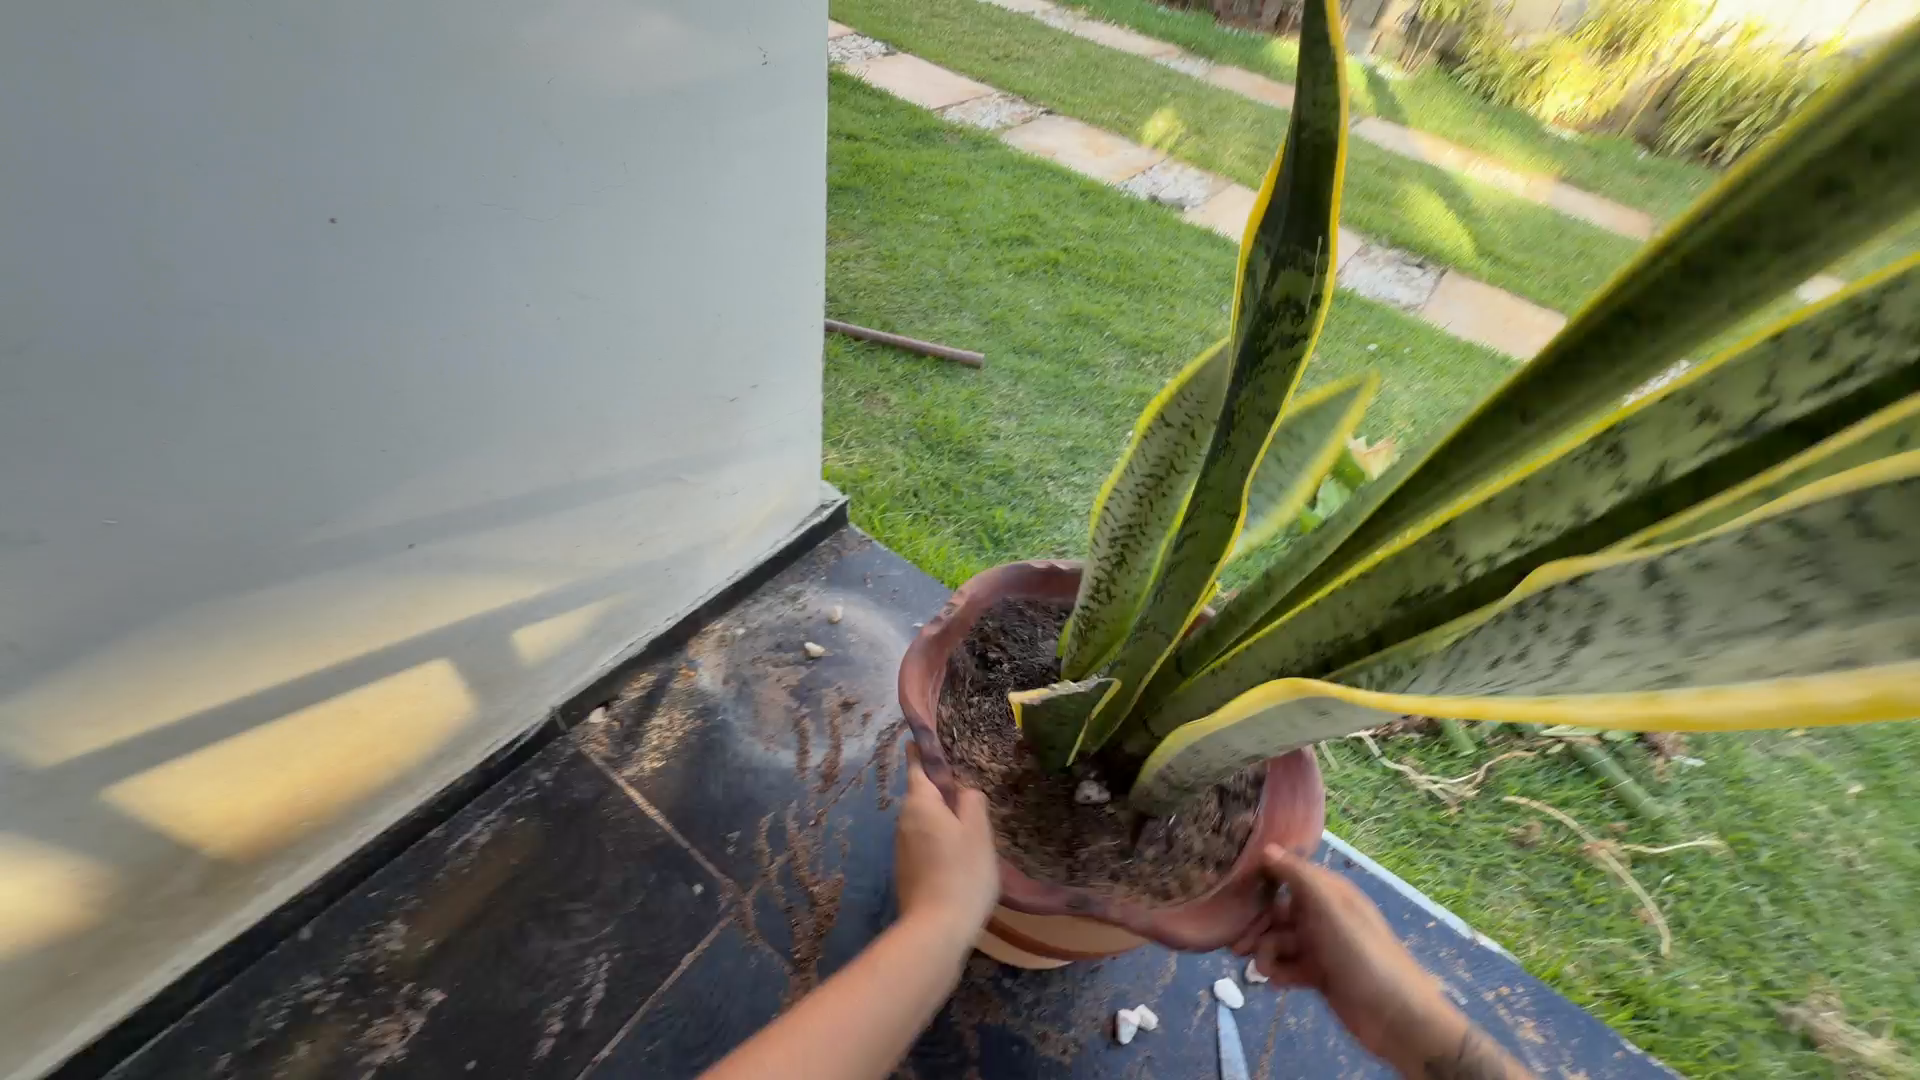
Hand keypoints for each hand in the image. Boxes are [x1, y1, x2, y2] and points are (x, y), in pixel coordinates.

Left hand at [894, 745, 999, 933]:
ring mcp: (902, 847)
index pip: (916, 765)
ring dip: (942, 818)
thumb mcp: (978, 831)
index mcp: (920, 802)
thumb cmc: (962, 872)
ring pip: (924, 820)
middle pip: (923, 794)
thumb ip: (971, 801)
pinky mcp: (906, 870)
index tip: (923, 736)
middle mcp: (904, 820)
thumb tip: (963, 790)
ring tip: (971, 826)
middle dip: (942, 790)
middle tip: (970, 790)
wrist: (936, 930)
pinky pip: (924, 841)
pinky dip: (939, 839)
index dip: (921, 750)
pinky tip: (959, 855)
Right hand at [1232, 845, 1466, 1070]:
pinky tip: (1274, 980)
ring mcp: (1321, 946)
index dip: (1260, 878)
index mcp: (1328, 892)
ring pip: (1279, 939)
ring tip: (1260, 967)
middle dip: (1255, 924)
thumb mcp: (1329, 907)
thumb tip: (1266, 846)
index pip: (1286, 874)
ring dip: (1265, 950)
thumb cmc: (1362, 953)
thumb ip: (1297, 875)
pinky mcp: (1319, 975)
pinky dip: (1278, 970)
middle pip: (1276, 911)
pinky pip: (1289, 965)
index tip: (1231, 885)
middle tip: (1236, 942)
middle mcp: (1322, 914)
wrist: (1397, 1018)